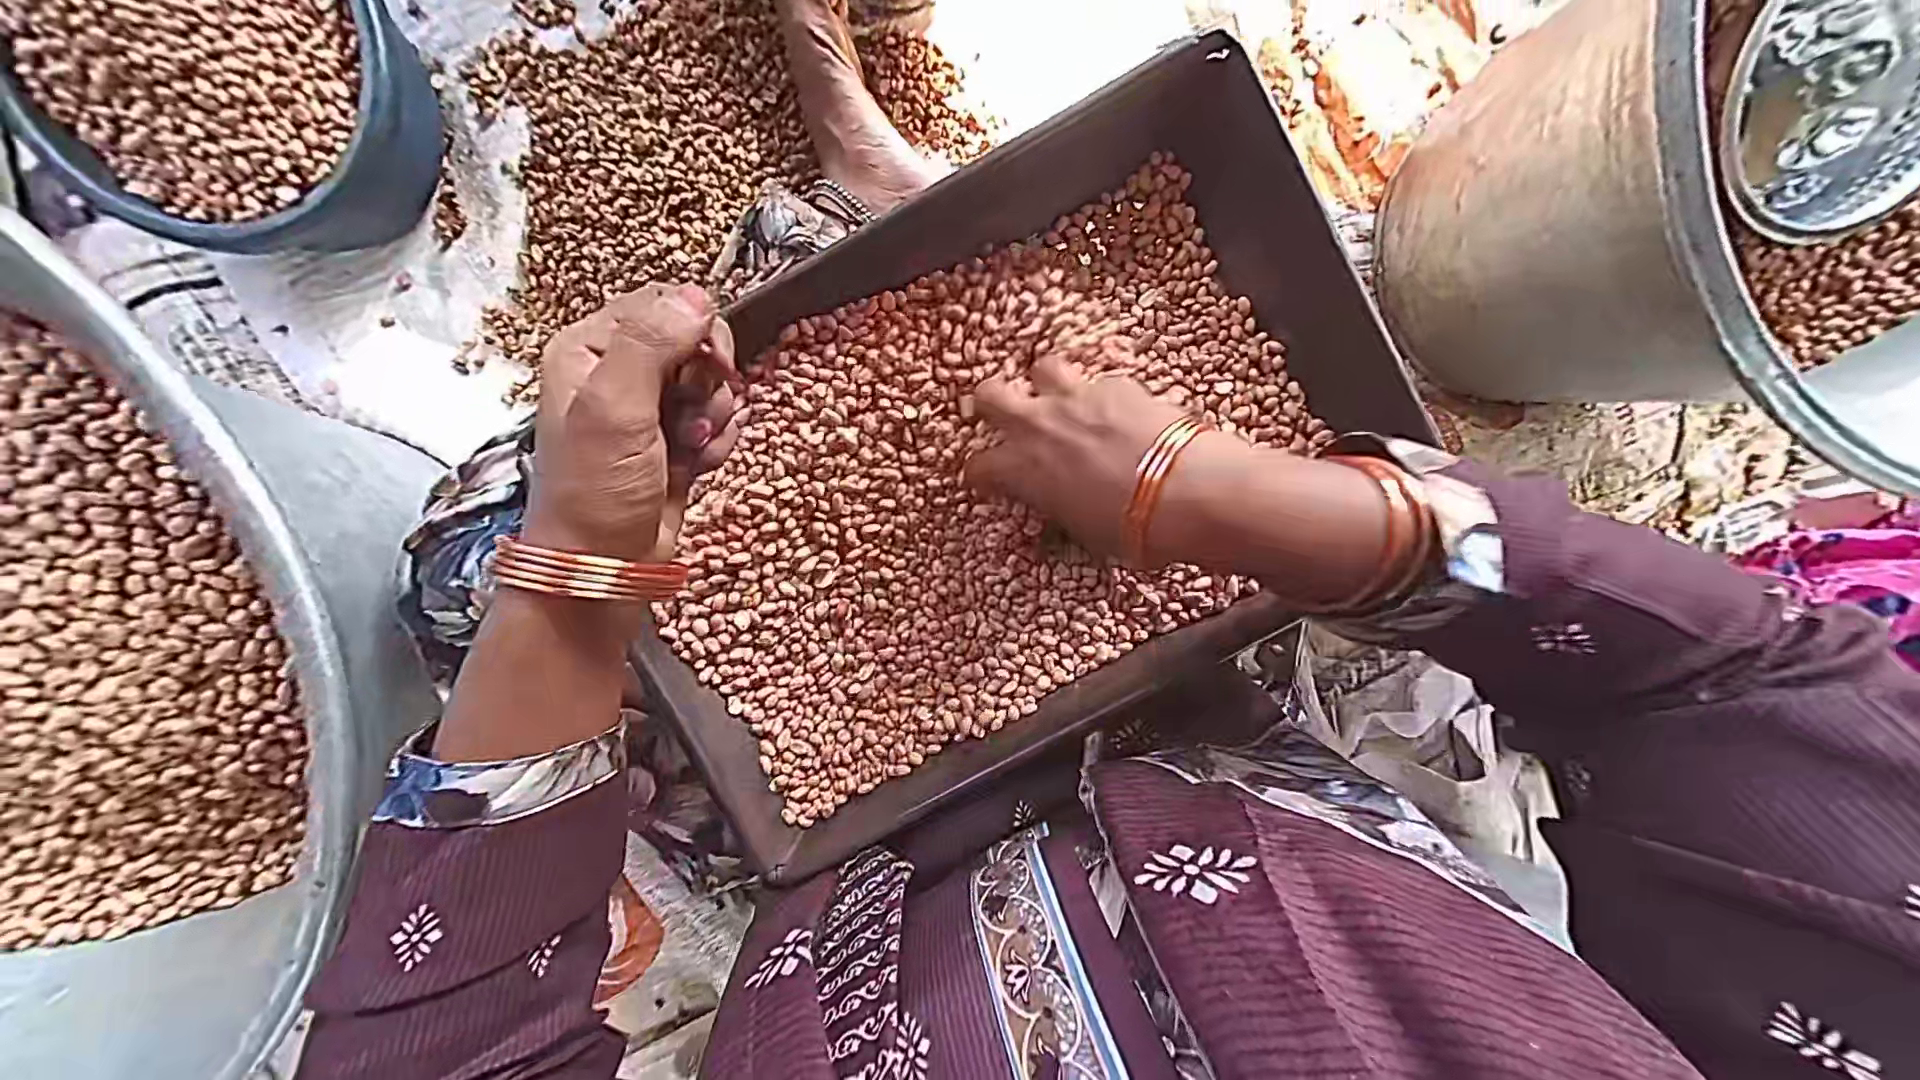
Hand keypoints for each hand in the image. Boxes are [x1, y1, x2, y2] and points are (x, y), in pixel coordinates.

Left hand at [522, 283, 744, 562]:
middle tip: (690, 416)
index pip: (662, 305)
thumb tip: (699, 297)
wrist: (608, 563)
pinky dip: (716, 443)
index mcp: (591, 348)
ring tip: (687, 448)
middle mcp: (621, 372)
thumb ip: (651, 346)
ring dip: (714, 418)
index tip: (714, 366)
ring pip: (713, 386)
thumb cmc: (598, 488)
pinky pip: (718, 422)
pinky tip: (696, 465)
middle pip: (694, 344)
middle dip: (708, 382)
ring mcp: (652, 408)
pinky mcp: (676, 439)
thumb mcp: (616, 409)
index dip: (698, 331)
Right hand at [965, 351, 1251, 561]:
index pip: (979, 465)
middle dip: (992, 402)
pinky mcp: (1117, 384)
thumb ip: (1058, 504)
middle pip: (990, 393)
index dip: (983, 472)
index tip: (991, 478)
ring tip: (1065, 400)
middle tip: (1007, 414)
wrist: (1184, 493)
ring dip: (1048, 384)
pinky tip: (1122, 411)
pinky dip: (1104, 394)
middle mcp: (1038, 425)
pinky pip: (1099, 380)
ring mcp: (1076, 398)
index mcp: (1022, 469)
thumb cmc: (1128, 528)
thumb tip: (1060, 500)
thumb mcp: (1080, 529)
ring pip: (1043, 368)